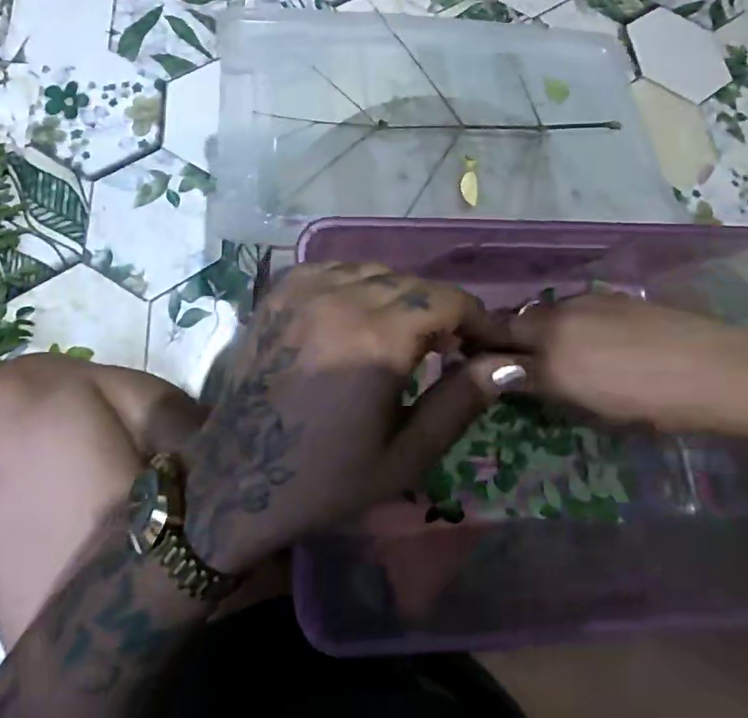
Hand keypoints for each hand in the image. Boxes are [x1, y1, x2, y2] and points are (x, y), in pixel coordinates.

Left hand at [181, 263, 515, 574]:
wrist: (237, 477)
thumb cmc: (326, 479)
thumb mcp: (405, 455)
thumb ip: (459, 401)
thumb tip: (510, 363)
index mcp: (376, 339)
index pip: (447, 300)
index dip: (477, 318)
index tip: (487, 344)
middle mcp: (340, 299)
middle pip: (412, 283)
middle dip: (440, 310)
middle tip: (449, 349)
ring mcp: (303, 291)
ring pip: (374, 271)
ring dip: (399, 296)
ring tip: (403, 336)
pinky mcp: (278, 293)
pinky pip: (334, 270)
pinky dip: (357, 285)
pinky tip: (357, 318)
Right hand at [506, 291, 747, 433]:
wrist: (719, 370)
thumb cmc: (656, 406)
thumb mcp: (592, 409)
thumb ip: (543, 387)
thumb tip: (506, 377)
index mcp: (550, 354)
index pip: (496, 347)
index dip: (483, 356)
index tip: (481, 368)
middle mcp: (558, 320)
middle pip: (514, 323)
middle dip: (506, 339)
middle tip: (519, 364)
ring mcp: (585, 302)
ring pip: (543, 314)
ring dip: (538, 330)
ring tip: (560, 354)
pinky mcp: (610, 295)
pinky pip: (571, 307)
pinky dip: (567, 322)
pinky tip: (594, 340)